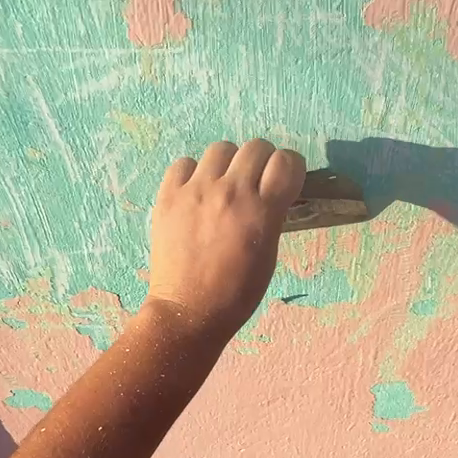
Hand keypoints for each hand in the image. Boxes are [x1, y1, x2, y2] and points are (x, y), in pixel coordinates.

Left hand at [145, 139, 304, 338]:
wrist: (189, 310)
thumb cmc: (237, 293)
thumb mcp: (269, 254)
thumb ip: (272, 216)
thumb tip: (270, 192)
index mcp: (262, 211)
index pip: (287, 161)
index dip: (289, 169)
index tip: (284, 181)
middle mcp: (230, 192)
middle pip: (256, 147)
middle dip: (261, 162)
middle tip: (255, 184)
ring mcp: (196, 190)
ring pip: (221, 149)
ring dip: (228, 164)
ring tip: (223, 187)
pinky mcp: (168, 195)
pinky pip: (185, 163)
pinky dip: (193, 174)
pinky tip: (196, 194)